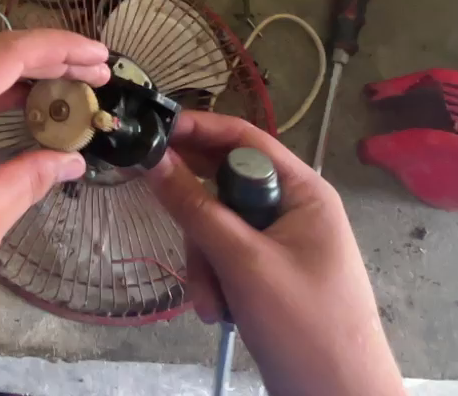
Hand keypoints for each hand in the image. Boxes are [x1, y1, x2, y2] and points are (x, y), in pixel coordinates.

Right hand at [147, 111, 403, 395]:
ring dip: (203, 261)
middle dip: (196, 218)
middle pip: (221, 183)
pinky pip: (222, 255)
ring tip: (211, 301)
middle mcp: (291, 208)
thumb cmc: (306, 328)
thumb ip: (194, 206)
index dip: (196, 129)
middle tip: (174, 227)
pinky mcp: (266, 273)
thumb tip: (152, 158)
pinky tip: (220, 313)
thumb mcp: (243, 263)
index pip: (241, 137)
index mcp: (302, 191)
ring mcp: (279, 243)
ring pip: (215, 224)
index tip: (151, 133)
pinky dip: (213, 281)